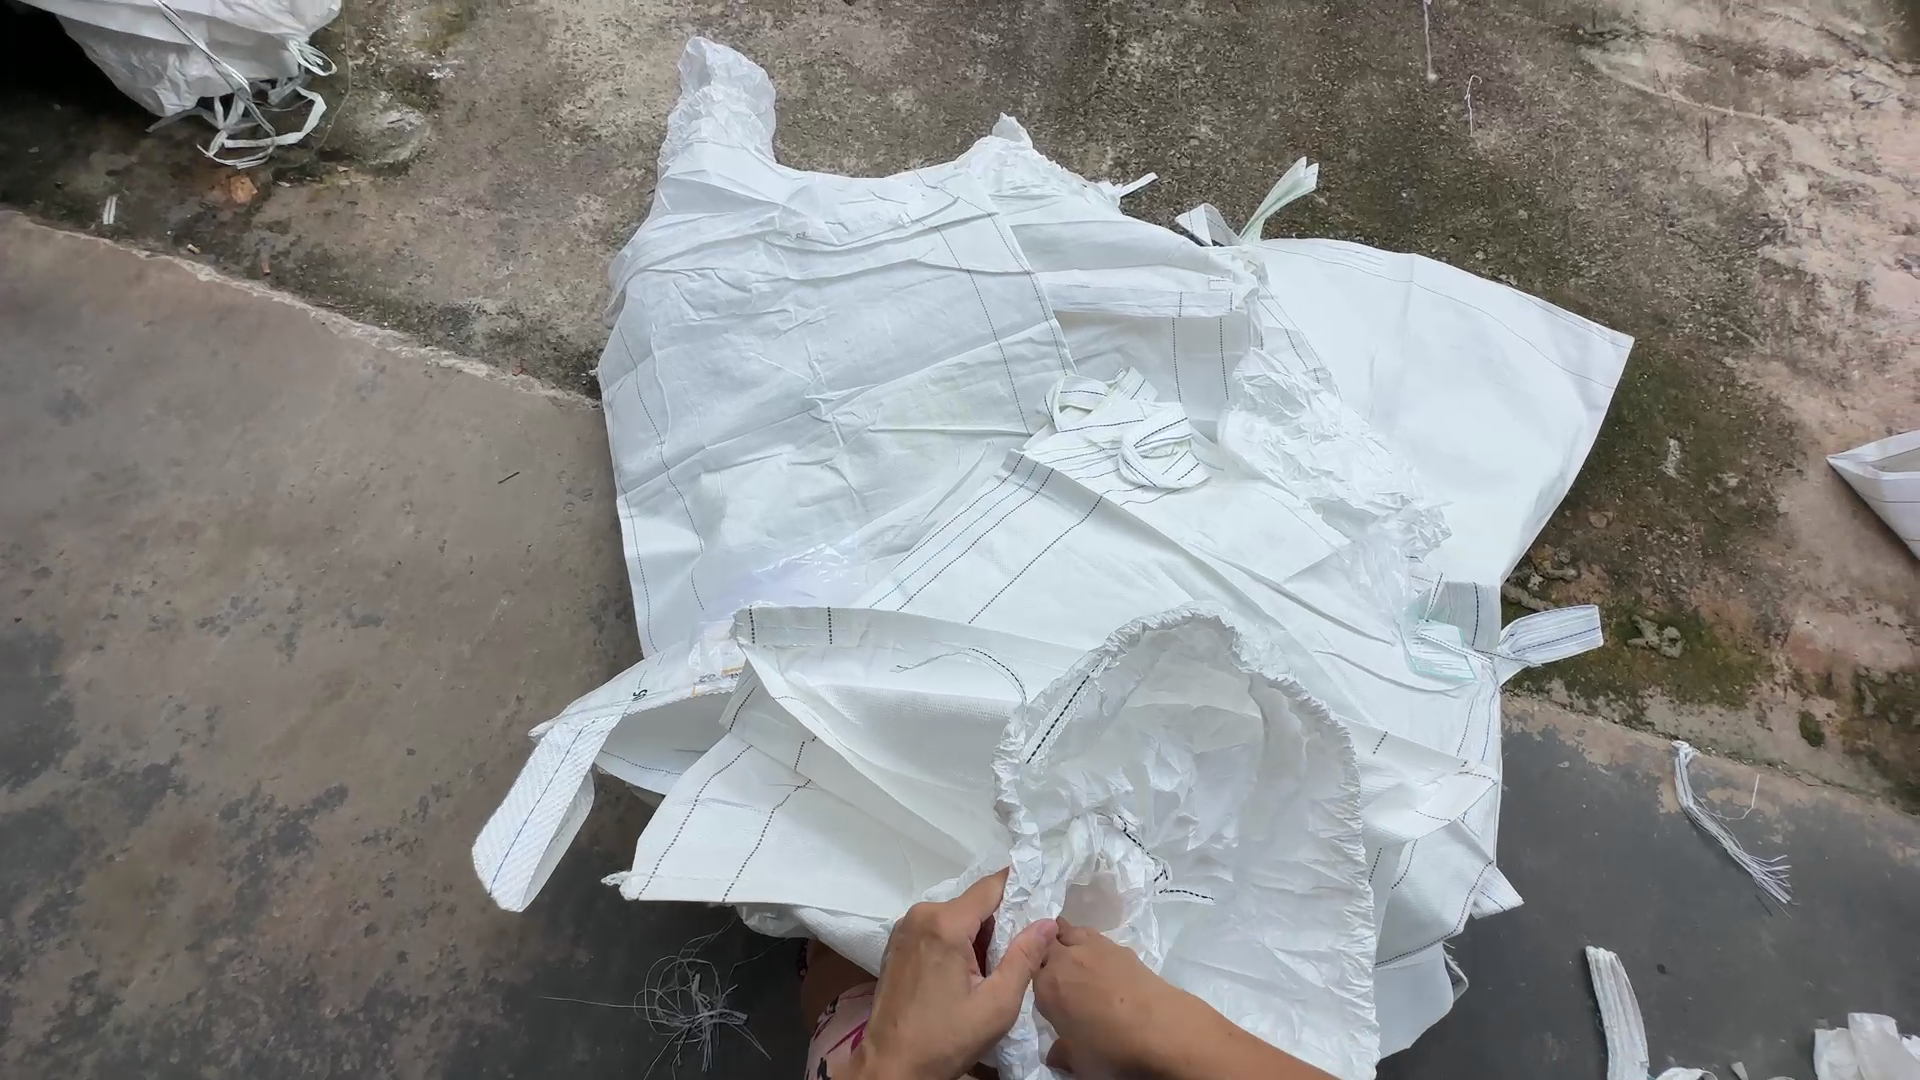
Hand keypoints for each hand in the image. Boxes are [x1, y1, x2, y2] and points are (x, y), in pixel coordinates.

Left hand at [849, 869, 1057, 1079]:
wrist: (890, 1066)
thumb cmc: (945, 1039)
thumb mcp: (996, 1005)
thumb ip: (1025, 958)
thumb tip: (1047, 922)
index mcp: (946, 922)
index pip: (991, 886)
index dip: (1018, 889)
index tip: (1040, 898)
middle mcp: (922, 913)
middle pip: (973, 902)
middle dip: (998, 922)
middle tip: (1017, 952)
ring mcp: (906, 925)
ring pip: (955, 915)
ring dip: (976, 934)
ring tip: (989, 970)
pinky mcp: (898, 941)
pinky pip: (936, 926)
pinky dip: (954, 940)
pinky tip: (961, 974)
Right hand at [1033, 918, 1201, 1076]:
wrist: (1160, 1029)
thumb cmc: (1112, 1050)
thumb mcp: (1080, 1063)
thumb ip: (1063, 1052)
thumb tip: (1055, 1053)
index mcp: (1048, 986)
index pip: (1029, 974)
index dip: (1037, 983)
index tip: (1045, 995)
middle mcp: (1065, 958)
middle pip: (1046, 944)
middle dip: (1046, 953)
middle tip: (1054, 972)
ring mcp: (1091, 946)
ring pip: (1068, 931)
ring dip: (1066, 940)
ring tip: (1073, 957)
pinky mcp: (1116, 944)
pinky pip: (1092, 935)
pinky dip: (1089, 943)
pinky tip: (1098, 961)